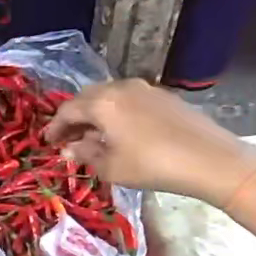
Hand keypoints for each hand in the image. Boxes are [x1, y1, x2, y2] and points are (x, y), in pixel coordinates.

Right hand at [44, 79, 255, 204]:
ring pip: (109, 98)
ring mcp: (144, 89)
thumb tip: (69, 149)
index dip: (54, 127)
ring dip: (95, 115)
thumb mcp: (112, 168)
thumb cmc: (152, 166)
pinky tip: (120, 133)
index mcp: (102, 103)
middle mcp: (120, 88)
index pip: (67, 110)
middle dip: (74, 118)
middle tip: (67, 139)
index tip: (47, 142)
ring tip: (92, 137)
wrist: (208, 159)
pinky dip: (116, 114)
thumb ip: (86, 155)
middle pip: (87, 98)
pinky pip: (128, 101)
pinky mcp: (163, 96)